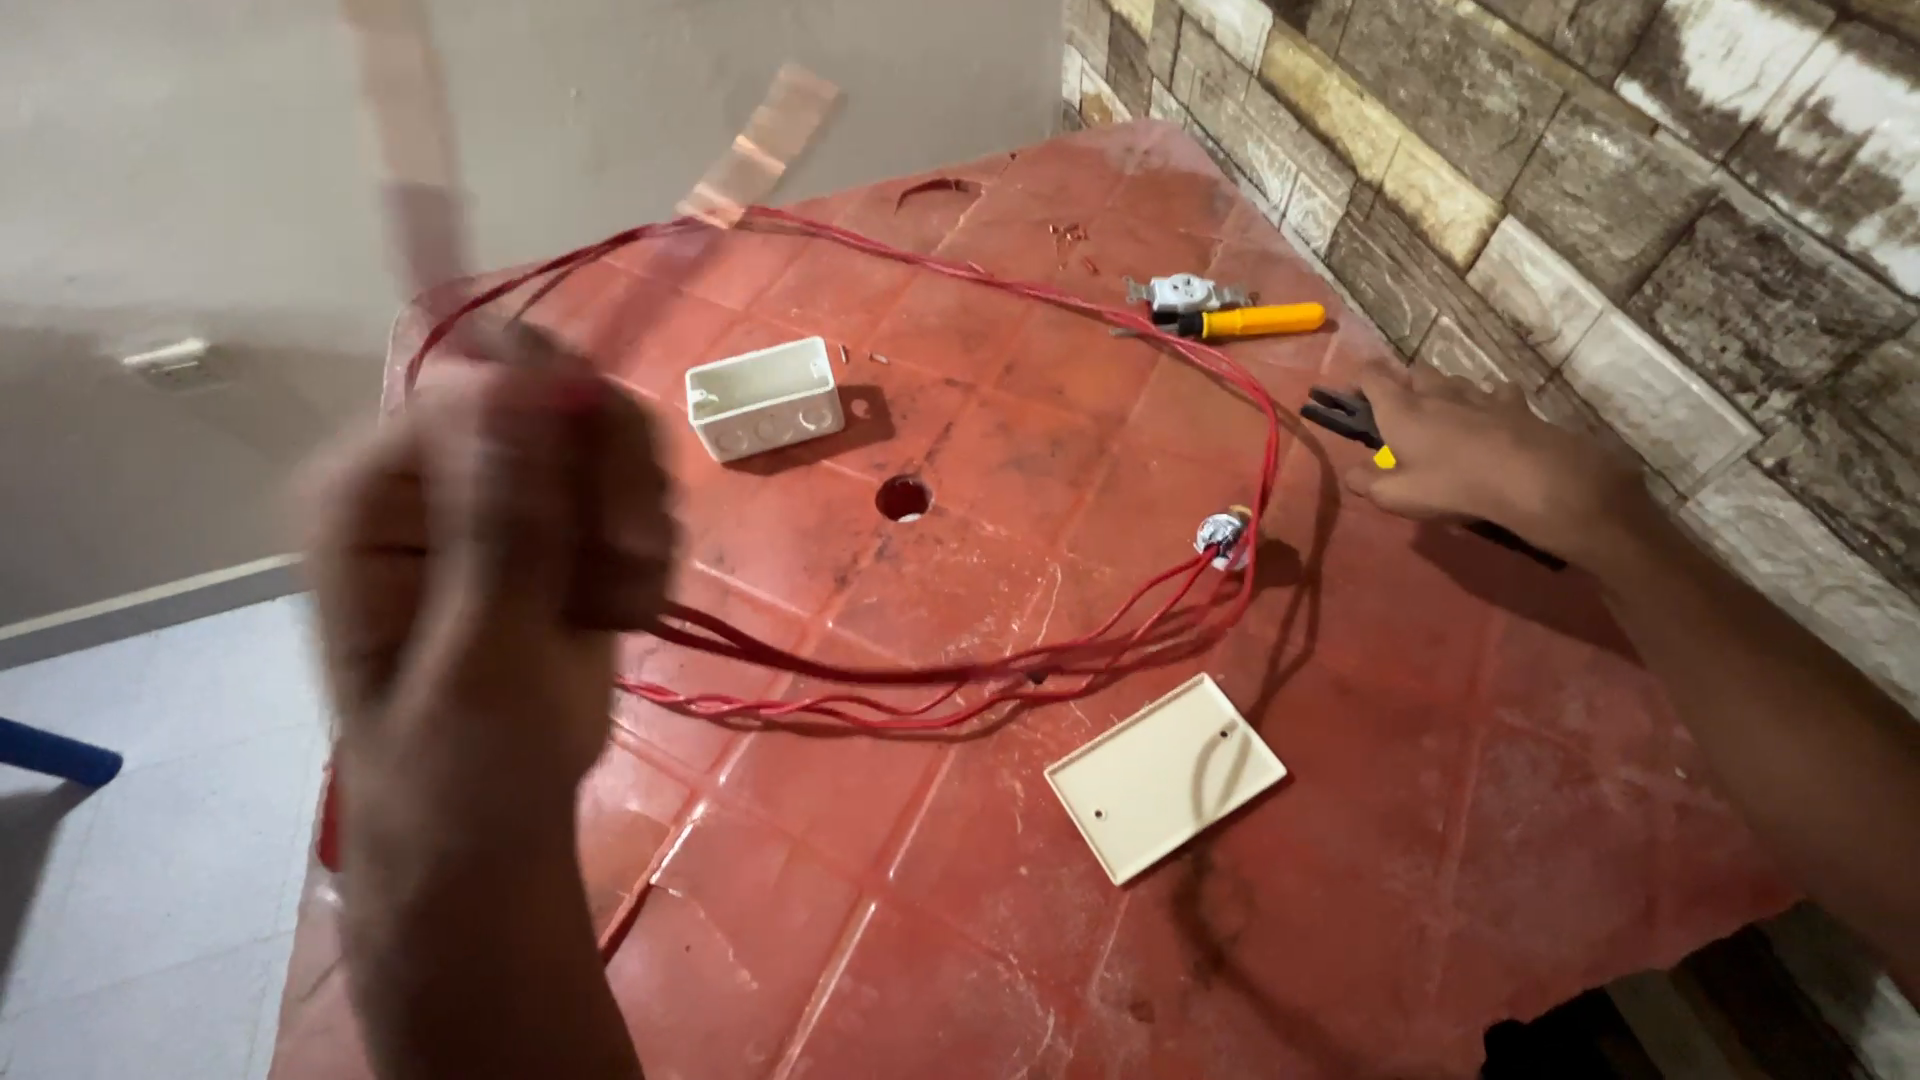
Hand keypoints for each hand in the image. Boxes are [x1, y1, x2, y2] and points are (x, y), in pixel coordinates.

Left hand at [302, 327, 676, 830]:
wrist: (495, 820)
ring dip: (641, 528)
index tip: (620, 525)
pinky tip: (625, 613)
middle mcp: (444, 473)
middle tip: (634, 562)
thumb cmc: (458, 762)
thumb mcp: (482, 656)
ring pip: (617, 444)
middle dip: (619, 483)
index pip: (486, 385)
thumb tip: (515, 387)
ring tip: (618, 609)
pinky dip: (650, 557)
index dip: (569, 430)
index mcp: (379, 490)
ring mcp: (512, 497)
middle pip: (566, 397)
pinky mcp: (567, 527)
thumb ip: (500, 527)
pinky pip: (641, 495)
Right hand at [1342, 361, 1655, 567]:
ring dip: (1442, 390)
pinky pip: (1497, 392)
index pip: (1372, 377)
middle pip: (1414, 371)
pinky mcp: (1514, 405)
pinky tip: (1490, 414)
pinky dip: (1488, 400)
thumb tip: (1351, 473)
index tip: (1353, 393)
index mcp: (1401, 410)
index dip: (1359, 379)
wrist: (1532, 478)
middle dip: (1402, 381)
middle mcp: (1436, 393)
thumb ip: (1365, 482)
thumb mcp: (1394, 495)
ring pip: (1453, 379)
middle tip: (1398, 406)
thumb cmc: (1450, 484)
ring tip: (1441, 410)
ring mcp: (1478, 395)